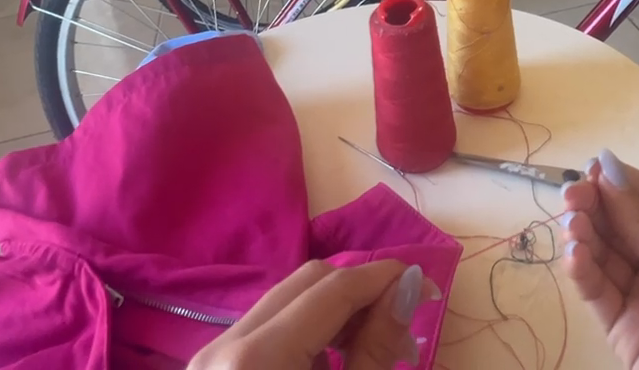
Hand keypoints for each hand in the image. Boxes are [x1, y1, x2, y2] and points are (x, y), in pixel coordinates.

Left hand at [187, 259, 432, 369]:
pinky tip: (331, 362)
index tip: (429, 286)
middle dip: (361, 290)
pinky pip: (267, 330)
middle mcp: (224, 343)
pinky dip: (306, 334)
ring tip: (372, 345)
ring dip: (335, 311)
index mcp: (257, 355)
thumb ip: (375, 348)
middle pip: (308, 281)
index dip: (386, 277)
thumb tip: (409, 284)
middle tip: (403, 321)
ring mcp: (209, 358)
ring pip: (287, 303)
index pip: (334, 286)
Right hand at [559, 150, 638, 369]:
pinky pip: (598, 295)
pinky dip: (581, 273)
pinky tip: (574, 255)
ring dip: (583, 236)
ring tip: (572, 226)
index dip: (616, 182)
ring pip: (602, 257)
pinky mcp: (623, 333)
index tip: (590, 167)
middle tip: (571, 196)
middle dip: (592, 206)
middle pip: (617, 226)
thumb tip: (609, 167)